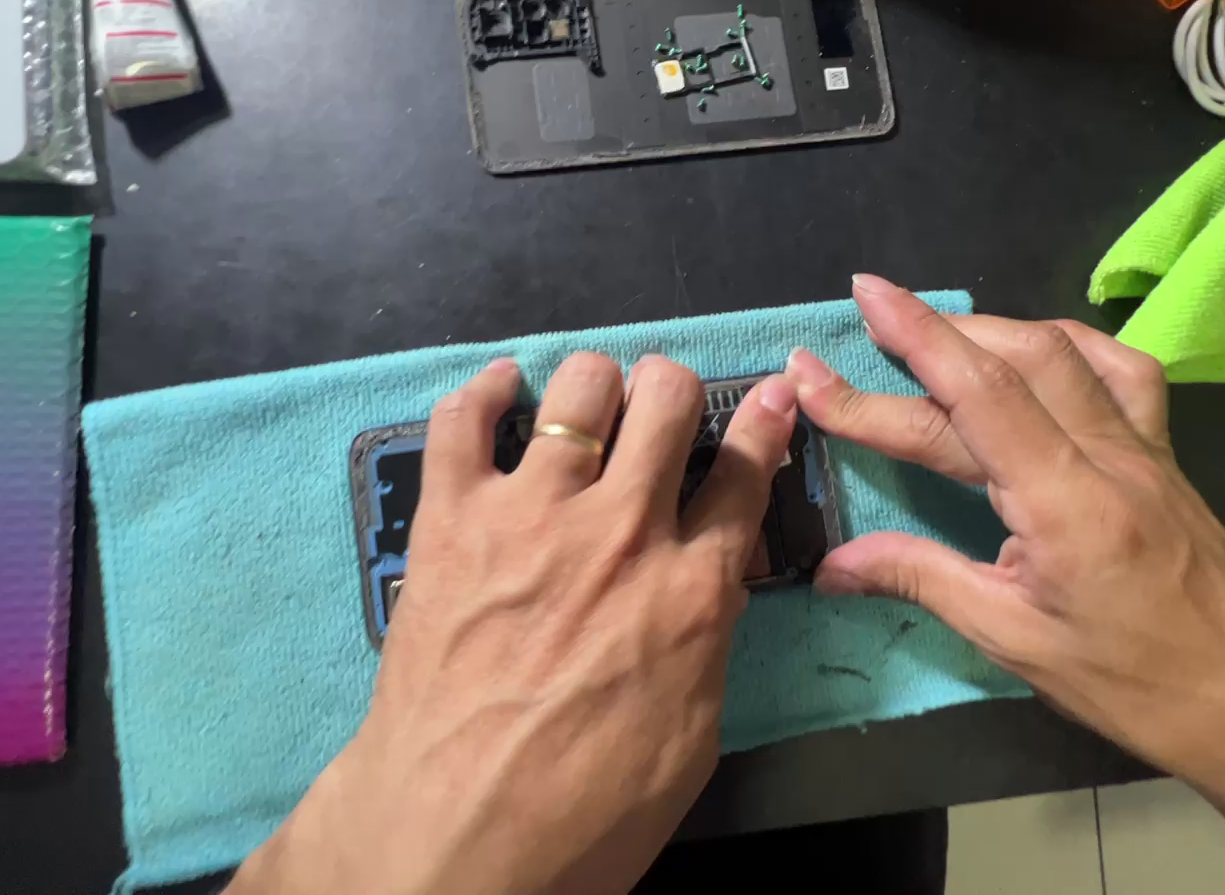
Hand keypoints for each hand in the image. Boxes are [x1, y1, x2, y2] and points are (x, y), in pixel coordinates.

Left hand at [233, 353, 798, 894]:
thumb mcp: (693, 733)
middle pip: (666, 400)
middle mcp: (621, 528)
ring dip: (596, 384)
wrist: (452, 841)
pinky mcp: (454, 517)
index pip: (744, 470)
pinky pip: (463, 419)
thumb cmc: (587, 810)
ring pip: (581, 389)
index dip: (765, 422)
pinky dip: (485, 390)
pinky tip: (503, 386)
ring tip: (587, 407)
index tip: (772, 394)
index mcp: (690, 586)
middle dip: (673, 387)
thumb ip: (707, 634)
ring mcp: (532, 512)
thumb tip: (709, 571)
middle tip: (660, 407)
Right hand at [785, 275, 1224, 894]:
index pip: (976, 396)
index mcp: (1068, 504)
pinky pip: (1119, 370)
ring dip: (985, 328)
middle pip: (1011, 361)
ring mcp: (1146, 449)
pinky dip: (1061, 343)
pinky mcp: (1165, 454)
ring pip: (1062, 352)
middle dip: (929, 326)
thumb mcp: (1012, 639)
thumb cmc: (1135, 686)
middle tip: (869, 308)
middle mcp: (1111, 456)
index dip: (911, 340)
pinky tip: (1031, 349)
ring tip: (928, 328)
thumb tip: (831, 565)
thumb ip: (918, 578)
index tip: (859, 302)